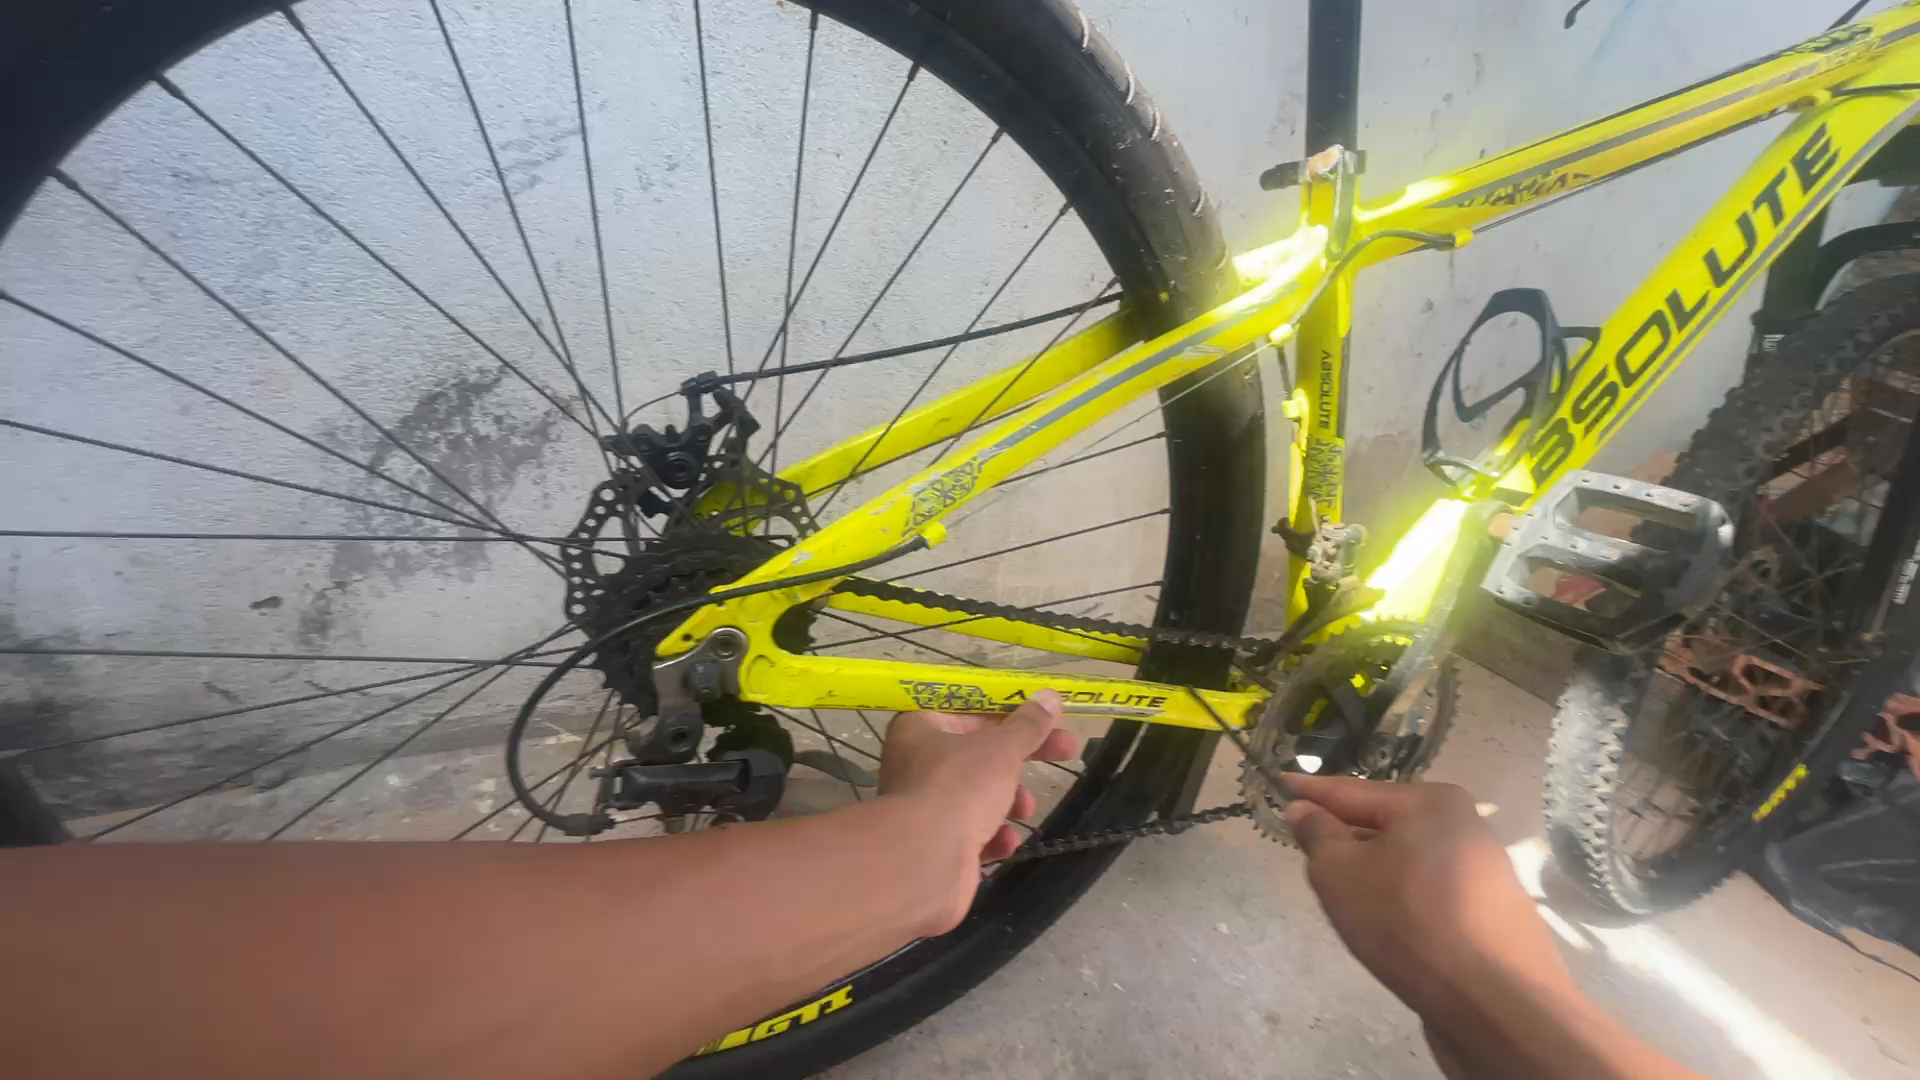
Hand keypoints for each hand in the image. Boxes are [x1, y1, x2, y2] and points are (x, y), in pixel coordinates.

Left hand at [878, 689, 1077, 931]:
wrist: (925, 862)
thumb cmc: (959, 787)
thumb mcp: (1001, 749)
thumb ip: (1028, 725)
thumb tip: (1050, 696)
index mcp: (920, 727)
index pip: (969, 710)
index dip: (1009, 711)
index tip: (1044, 716)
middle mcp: (916, 763)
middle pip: (979, 751)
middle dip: (1022, 755)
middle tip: (1067, 749)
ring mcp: (924, 807)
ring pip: (978, 795)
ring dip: (1008, 799)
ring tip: (1025, 807)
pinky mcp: (935, 845)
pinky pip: (971, 833)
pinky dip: (993, 835)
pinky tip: (1006, 840)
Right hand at [1282, 775, 1574, 1022]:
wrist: (1499, 1010)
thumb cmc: (1407, 922)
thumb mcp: (1338, 872)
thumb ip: (1315, 833)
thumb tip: (1304, 809)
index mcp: (1430, 802)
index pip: (1350, 791)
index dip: (1310, 791)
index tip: (1279, 781)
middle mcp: (1464, 826)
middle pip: (1382, 824)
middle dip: (1343, 836)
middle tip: (1305, 846)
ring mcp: (1486, 872)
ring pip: (1406, 859)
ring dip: (1372, 870)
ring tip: (1343, 892)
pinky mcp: (1495, 915)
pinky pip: (1430, 890)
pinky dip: (1401, 897)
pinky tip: (1385, 922)